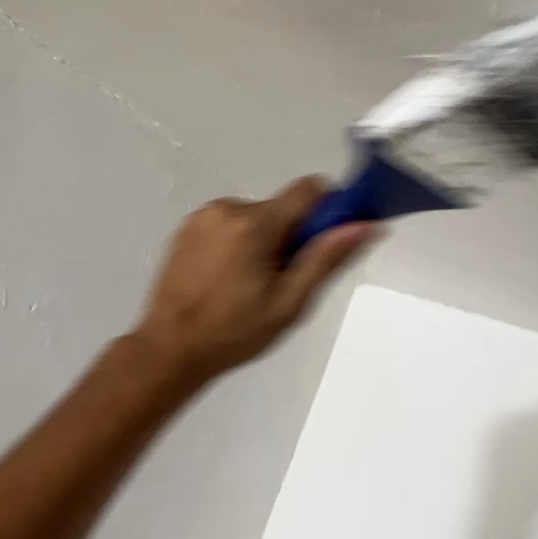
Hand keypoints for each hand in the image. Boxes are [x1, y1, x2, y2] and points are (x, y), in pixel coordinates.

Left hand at [132, 176, 381, 382]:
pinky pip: (228, 226)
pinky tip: (226, 282)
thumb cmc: (234, 332)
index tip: (325, 244)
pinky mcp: (185, 230)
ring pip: (254, 218)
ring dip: (262, 242)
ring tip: (248, 287)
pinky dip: (236, 246)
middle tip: (280, 283)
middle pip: (280, 209)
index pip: (310, 189)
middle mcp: (228, 208)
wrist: (170, 348)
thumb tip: (367, 225)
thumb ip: (327, 259)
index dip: (328, 211)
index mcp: (256, 223)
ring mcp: (202, 217)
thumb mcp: (290, 302)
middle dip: (290, 238)